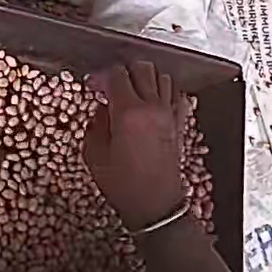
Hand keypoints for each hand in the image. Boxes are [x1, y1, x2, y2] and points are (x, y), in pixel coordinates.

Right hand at [83, 62, 189, 230]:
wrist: (155, 204)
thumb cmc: (124, 184)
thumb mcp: (95, 155)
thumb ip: (96, 124)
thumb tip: (101, 109)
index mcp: (129, 112)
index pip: (116, 75)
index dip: (101, 76)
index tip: (93, 86)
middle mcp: (152, 107)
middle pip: (142, 68)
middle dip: (124, 71)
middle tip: (111, 85)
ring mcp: (169, 114)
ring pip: (161, 77)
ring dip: (145, 79)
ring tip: (132, 92)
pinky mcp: (179, 123)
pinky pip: (175, 95)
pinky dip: (163, 91)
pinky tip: (152, 101)